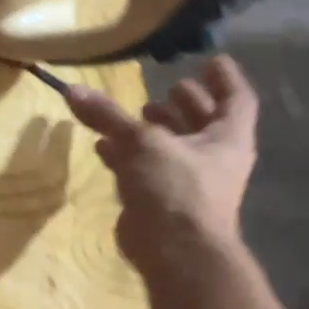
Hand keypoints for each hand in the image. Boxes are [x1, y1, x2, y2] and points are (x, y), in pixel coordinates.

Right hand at [64, 55, 258, 267]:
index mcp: (226, 139)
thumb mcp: (140, 143)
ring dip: (157, 129)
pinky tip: (104, 147)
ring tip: (136, 113)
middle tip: (172, 86)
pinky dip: (128, 153)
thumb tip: (72, 89)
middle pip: (205, 123)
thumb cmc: (175, 187)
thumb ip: (106, 116)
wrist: (175, 248)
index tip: (212, 61)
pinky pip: (146, 165)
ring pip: (174, 145)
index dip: (225, 79)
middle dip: (188, 104)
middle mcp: (213, 156)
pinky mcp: (161, 197)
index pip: (236, 100)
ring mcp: (189, 179)